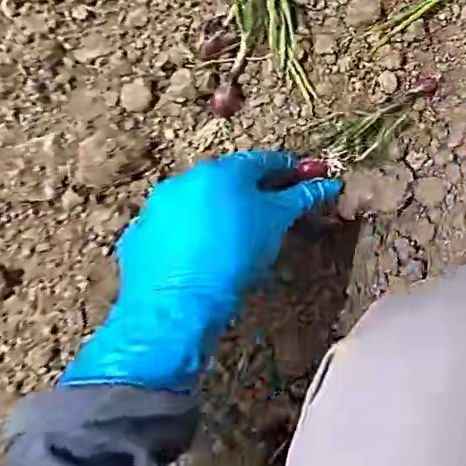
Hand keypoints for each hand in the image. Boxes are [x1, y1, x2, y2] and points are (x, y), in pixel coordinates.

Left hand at [61, 151, 340, 390]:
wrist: (177, 305)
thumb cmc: (237, 251)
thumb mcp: (281, 218)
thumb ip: (305, 195)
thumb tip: (328, 185)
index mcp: (221, 170)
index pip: (269, 160)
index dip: (296, 171)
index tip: (313, 183)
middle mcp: (184, 182)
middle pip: (234, 179)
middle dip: (263, 191)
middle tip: (286, 207)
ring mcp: (156, 210)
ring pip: (206, 201)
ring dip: (231, 209)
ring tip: (251, 231)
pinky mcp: (138, 239)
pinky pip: (180, 225)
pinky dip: (202, 230)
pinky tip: (216, 250)